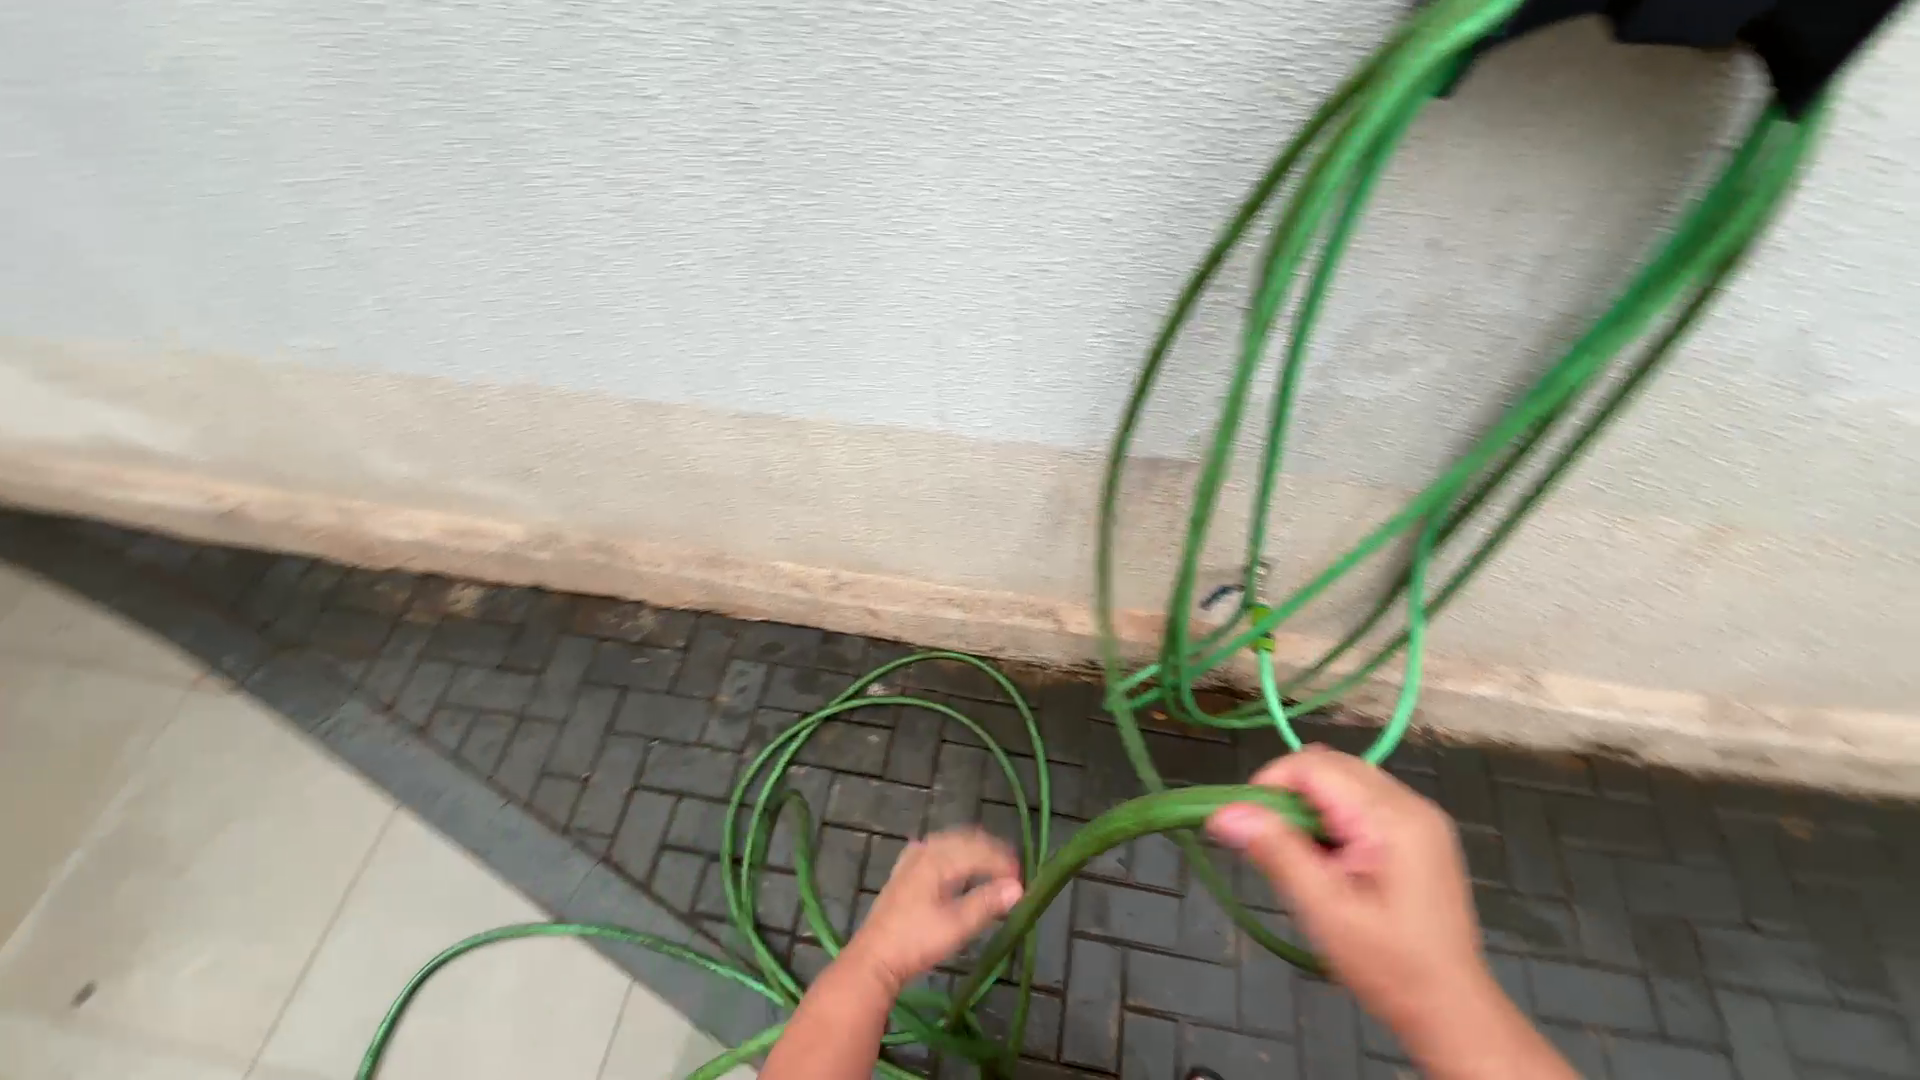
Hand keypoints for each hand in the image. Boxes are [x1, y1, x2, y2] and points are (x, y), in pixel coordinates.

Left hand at [840, 828, 1023, 993]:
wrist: (873, 959)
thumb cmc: (915, 942)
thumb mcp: (956, 926)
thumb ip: (987, 904)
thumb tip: (1019, 888)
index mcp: (937, 859)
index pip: (979, 850)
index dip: (1003, 862)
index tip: (1022, 880)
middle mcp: (925, 851)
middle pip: (965, 841)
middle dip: (991, 853)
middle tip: (1012, 873)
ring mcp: (912, 859)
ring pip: (951, 843)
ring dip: (974, 853)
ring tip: (993, 870)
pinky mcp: (905, 871)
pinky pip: (937, 851)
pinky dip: (955, 856)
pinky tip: (959, 868)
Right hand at [1206, 746, 1491, 1037]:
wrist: (1453, 1012)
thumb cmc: (1390, 966)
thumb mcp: (1325, 911)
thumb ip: (1277, 852)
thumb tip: (1223, 812)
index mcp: (1392, 818)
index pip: (1312, 765)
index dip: (1271, 785)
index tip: (1252, 827)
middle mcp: (1410, 803)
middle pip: (1328, 764)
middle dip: (1290, 793)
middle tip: (1274, 843)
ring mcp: (1419, 816)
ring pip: (1343, 777)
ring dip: (1311, 803)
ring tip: (1304, 854)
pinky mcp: (1419, 832)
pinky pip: (1361, 797)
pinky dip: (1333, 813)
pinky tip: (1331, 856)